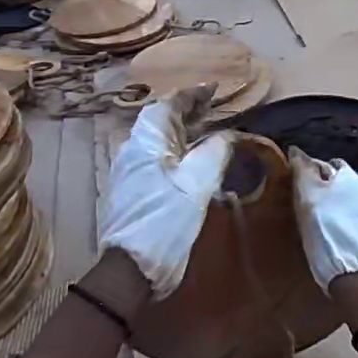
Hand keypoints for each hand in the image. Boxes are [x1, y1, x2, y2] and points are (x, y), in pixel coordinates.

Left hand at [97, 85, 235, 296]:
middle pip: (161, 120)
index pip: (168, 104)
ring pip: (159, 139)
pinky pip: (158, 157)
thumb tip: (227, 134)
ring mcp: (130, 171)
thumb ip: (214, 152)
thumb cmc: (164, 220)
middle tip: (214, 107)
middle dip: (188, 110)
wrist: (131, 268)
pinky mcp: (134, 189)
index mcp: (146, 142)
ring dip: (183, 130)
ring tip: (207, 127)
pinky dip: (178, 149)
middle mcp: (134, 150)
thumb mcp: (197, 184)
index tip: (214, 89)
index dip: (192, 94)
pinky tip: (192, 159)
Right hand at [287, 146, 357, 289]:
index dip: (311, 172)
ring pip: (354, 192)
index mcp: (347, 173)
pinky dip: (352, 210)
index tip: (299, 184)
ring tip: (328, 211)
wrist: (351, 269)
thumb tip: (295, 149)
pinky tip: (342, 223)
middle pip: (342, 176)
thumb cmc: (324, 228)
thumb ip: (301, 170)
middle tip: (312, 199)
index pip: (324, 163)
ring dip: (342, 196)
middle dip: (328, 182)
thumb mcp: (306, 197)